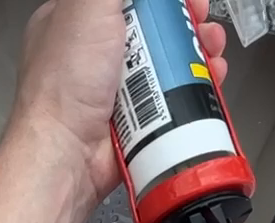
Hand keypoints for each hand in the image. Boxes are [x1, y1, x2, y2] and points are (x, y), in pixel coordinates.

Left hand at [12, 0, 228, 206]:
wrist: (65, 156)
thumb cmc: (63, 85)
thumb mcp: (88, 5)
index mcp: (70, 22)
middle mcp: (89, 57)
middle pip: (148, 25)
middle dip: (183, 18)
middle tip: (200, 17)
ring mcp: (110, 92)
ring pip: (163, 61)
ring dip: (195, 50)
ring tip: (211, 48)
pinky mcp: (129, 121)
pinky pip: (167, 98)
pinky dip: (192, 87)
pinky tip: (208, 77)